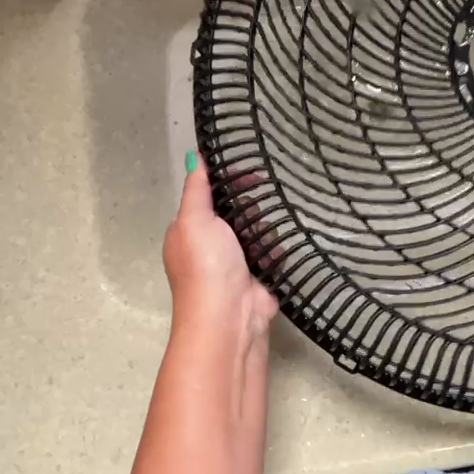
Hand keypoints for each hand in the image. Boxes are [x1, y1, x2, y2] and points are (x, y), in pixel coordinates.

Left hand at [164, 157, 276, 339]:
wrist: (228, 316)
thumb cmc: (206, 264)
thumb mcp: (194, 219)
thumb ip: (197, 189)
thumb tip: (194, 157)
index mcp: (189, 231)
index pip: (210, 196)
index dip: (229, 181)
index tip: (252, 171)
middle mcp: (210, 246)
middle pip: (236, 212)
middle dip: (251, 204)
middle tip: (268, 195)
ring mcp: (236, 262)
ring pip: (257, 230)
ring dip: (266, 226)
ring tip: (276, 222)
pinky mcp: (259, 274)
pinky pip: (272, 251)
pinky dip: (278, 246)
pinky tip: (284, 241)